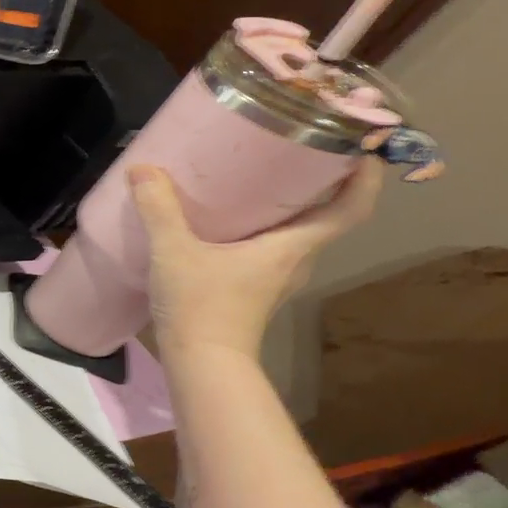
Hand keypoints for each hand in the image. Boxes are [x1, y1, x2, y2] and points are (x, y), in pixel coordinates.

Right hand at [129, 160, 380, 361]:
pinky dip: (263, 226)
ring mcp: (277, 276)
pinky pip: (271, 246)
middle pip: (325, 217)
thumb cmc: (201, 304)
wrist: (203, 359)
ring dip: (289, 206)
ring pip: (297, 232)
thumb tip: (143, 169)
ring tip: (259, 179)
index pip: (349, 208)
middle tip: (299, 150)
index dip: (363, 178)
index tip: (360, 148)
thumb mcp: (174, 252)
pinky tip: (229, 219)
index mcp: (293, 247)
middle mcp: (296, 260)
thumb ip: (159, 209)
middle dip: (321, 184)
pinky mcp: (256, 286)